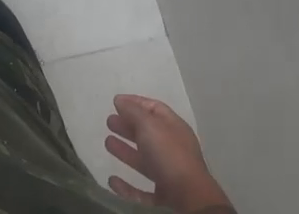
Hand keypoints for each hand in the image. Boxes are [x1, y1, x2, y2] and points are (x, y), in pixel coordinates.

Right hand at [104, 94, 233, 212]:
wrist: (190, 197)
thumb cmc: (169, 154)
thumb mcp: (149, 125)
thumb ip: (133, 111)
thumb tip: (120, 101)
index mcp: (173, 127)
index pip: (155, 108)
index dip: (135, 102)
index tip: (116, 101)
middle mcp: (172, 148)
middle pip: (148, 133)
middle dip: (128, 126)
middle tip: (109, 121)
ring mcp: (169, 173)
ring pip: (144, 160)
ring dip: (125, 151)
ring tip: (108, 143)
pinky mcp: (164, 194)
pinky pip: (142, 189)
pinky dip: (127, 186)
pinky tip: (112, 180)